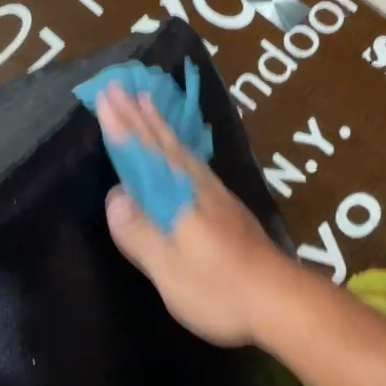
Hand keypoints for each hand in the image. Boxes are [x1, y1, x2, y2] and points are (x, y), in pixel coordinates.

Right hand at [96, 85, 293, 346]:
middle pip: (163, 145)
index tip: (105, 96)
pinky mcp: (228, 209)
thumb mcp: (169, 269)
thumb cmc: (218, 290)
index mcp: (178, 199)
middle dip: (139, 116)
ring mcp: (216, 196)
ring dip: (160, 125)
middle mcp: (196, 188)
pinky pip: (193, 162)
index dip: (122, 128)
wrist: (280, 301)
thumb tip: (115, 197)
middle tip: (121, 84)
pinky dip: (178, 146)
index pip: (143, 155)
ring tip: (147, 101)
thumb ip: (140, 233)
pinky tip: (180, 149)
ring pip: (181, 150)